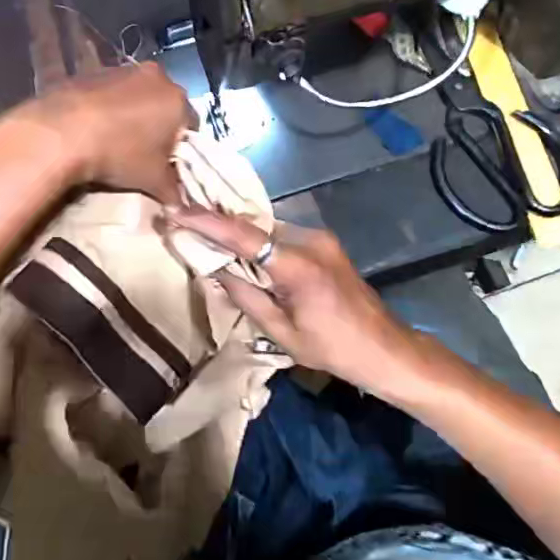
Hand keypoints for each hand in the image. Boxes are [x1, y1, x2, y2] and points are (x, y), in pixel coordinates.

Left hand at [7, 62, 193, 200]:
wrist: (62, 132)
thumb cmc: (119, 154)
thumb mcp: (152, 180)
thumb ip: (172, 190)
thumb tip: (179, 204)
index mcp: (177, 100)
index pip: (192, 125)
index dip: (181, 147)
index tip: (167, 164)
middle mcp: (156, 77)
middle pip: (164, 106)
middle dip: (158, 127)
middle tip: (143, 153)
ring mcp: (123, 70)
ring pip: (137, 96)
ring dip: (133, 115)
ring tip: (115, 141)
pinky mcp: (93, 71)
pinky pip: (110, 92)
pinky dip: (108, 108)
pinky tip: (94, 128)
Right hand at [165, 207, 432, 395]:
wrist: (385, 348)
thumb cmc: (333, 349)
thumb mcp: (281, 332)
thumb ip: (245, 296)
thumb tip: (213, 269)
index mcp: (298, 265)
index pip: (242, 236)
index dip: (205, 222)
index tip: (175, 210)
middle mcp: (310, 240)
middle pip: (254, 226)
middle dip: (218, 223)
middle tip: (183, 221)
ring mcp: (321, 238)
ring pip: (268, 229)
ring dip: (240, 234)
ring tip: (206, 238)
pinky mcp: (326, 243)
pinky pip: (282, 236)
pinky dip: (260, 242)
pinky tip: (243, 253)